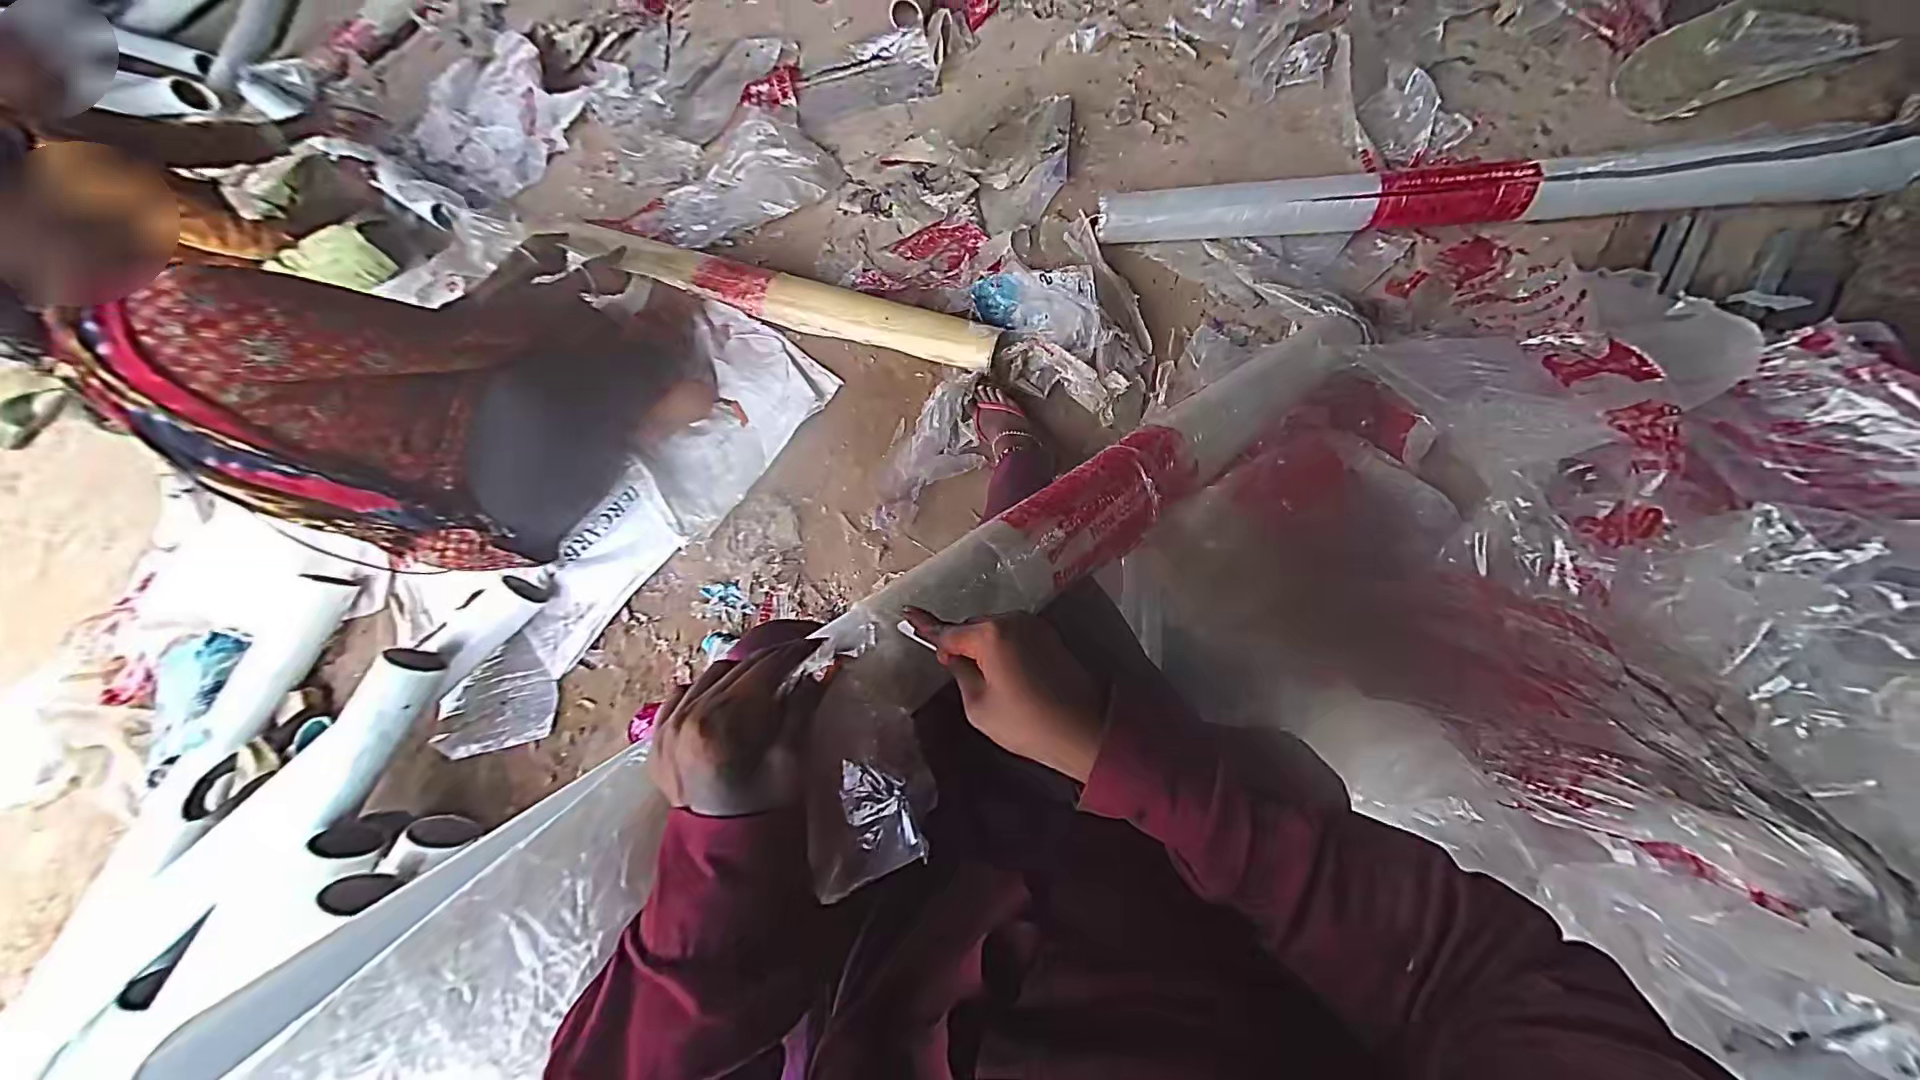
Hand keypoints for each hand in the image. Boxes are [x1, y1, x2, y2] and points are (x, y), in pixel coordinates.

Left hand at [650, 639, 824, 815]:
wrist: (721, 857)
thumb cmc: (765, 811)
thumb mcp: (792, 759)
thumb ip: (803, 708)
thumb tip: (823, 668)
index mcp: (725, 720)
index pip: (766, 667)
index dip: (796, 653)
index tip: (819, 647)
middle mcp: (690, 714)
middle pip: (740, 666)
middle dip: (775, 659)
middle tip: (802, 659)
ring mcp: (668, 725)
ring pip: (712, 674)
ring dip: (743, 671)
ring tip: (767, 678)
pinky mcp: (658, 737)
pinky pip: (681, 694)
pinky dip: (706, 687)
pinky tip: (725, 694)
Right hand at [902, 609, 1108, 781]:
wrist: (1084, 729)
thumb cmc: (1026, 723)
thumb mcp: (978, 706)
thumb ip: (960, 673)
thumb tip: (955, 656)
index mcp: (990, 635)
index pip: (948, 631)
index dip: (926, 626)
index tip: (908, 614)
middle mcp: (1011, 621)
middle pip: (972, 628)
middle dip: (962, 645)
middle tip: (961, 676)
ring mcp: (1032, 625)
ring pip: (993, 630)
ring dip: (984, 647)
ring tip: (991, 682)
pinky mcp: (1048, 635)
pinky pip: (1012, 635)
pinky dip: (1003, 648)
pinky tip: (1009, 675)